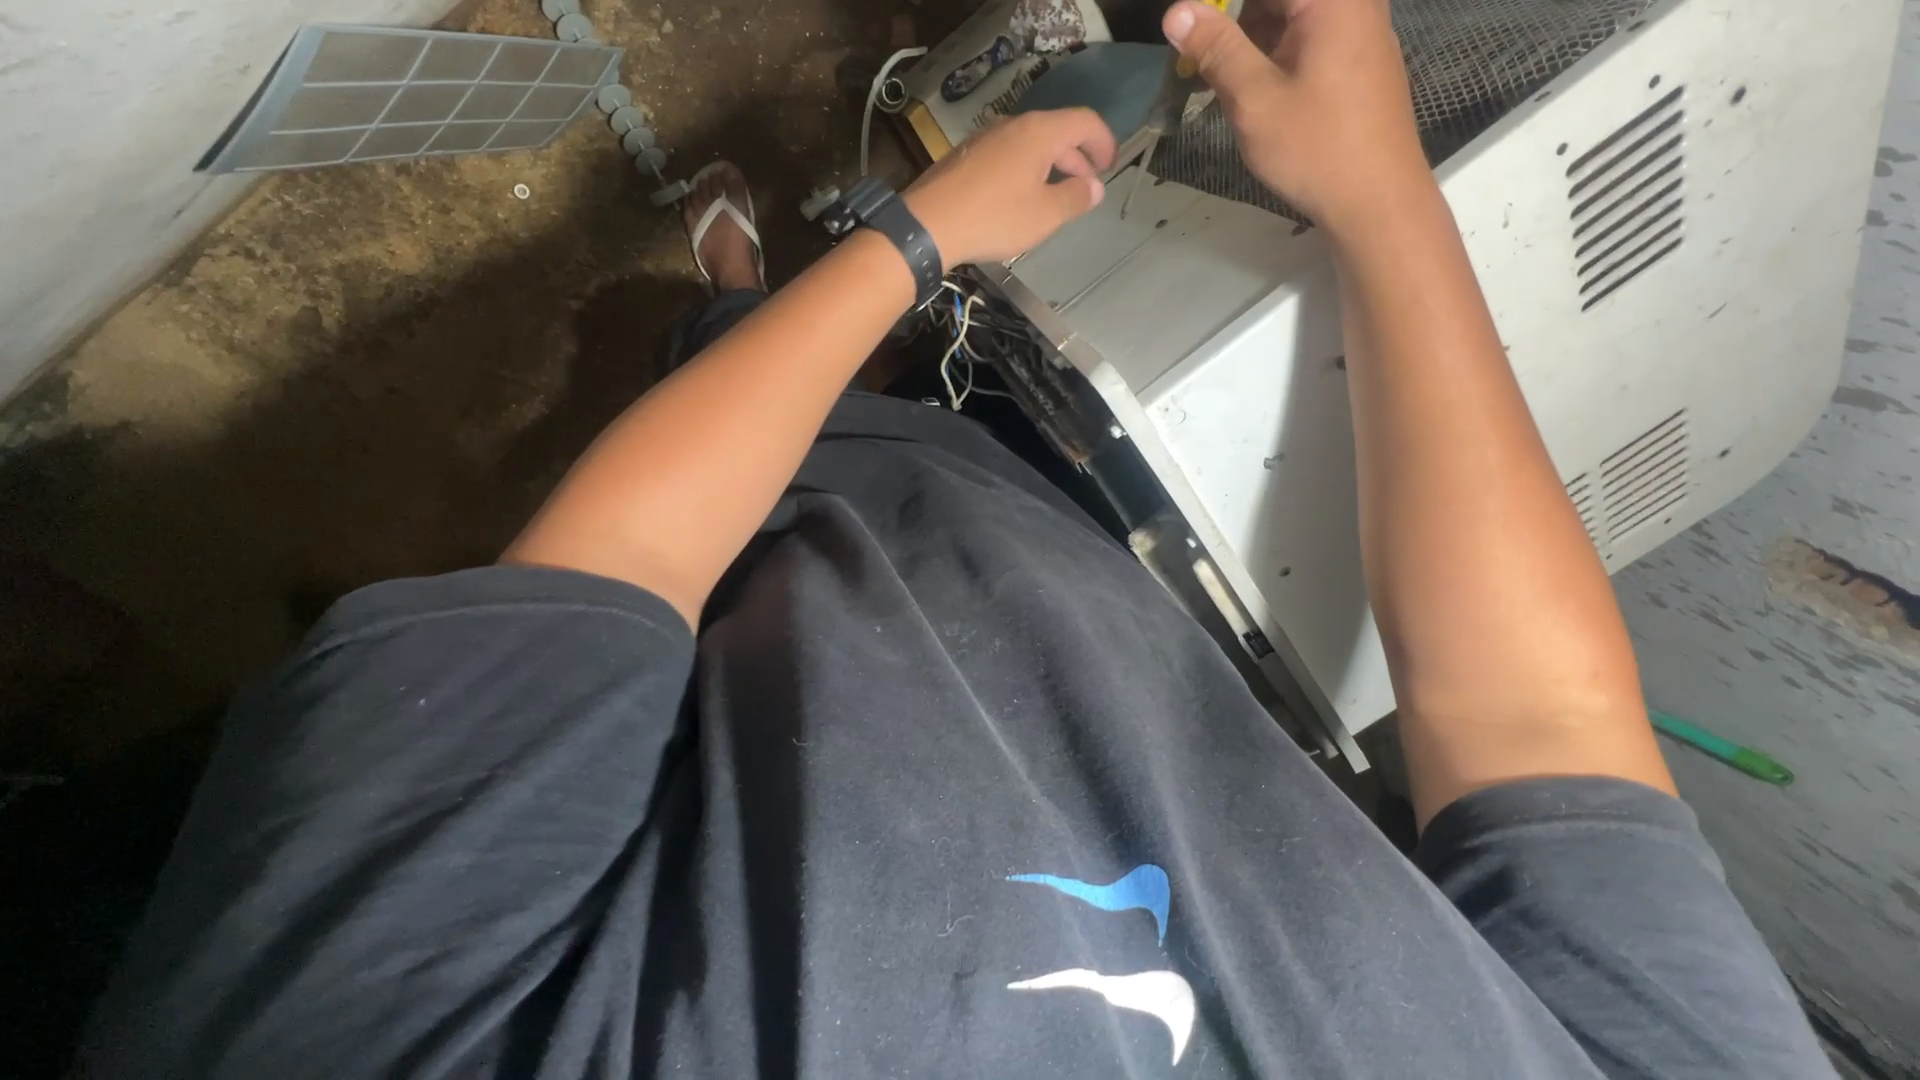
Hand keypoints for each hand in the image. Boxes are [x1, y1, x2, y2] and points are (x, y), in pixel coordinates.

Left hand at [904, 108, 1116, 265]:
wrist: (928, 226)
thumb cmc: (993, 218)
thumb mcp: (1044, 216)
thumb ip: (1075, 198)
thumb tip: (1094, 187)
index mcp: (1039, 132)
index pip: (1084, 121)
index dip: (1104, 142)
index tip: (1110, 166)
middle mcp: (1012, 126)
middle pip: (1056, 132)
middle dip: (1077, 159)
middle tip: (1085, 189)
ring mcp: (985, 139)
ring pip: (1030, 146)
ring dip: (1050, 168)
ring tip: (1055, 199)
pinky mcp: (966, 157)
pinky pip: (1007, 157)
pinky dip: (1025, 172)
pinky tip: (1020, 200)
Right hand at [1163, 0, 1428, 229]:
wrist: (1376, 200)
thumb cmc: (1316, 148)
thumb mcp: (1255, 100)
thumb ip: (1217, 49)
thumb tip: (1177, 10)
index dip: (1220, 4)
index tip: (1187, 24)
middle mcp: (1351, 3)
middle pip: (1278, 0)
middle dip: (1231, 18)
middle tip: (1192, 51)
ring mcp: (1357, 32)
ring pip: (1289, 18)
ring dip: (1246, 40)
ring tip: (1209, 72)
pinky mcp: (1355, 62)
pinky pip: (1304, 40)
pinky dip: (1269, 55)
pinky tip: (1241, 85)